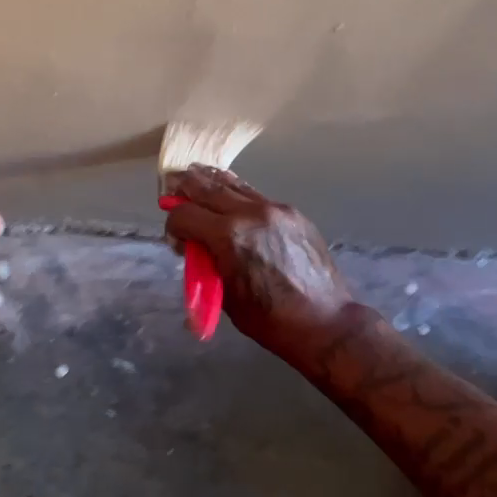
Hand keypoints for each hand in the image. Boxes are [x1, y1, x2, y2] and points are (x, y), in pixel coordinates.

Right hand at [162, 167, 353, 349]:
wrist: (324, 321)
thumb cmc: (269, 318)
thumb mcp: (224, 293)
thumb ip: (207, 261)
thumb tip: (196, 245)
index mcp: (228, 237)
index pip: (184, 215)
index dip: (173, 225)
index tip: (175, 238)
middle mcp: (250, 214)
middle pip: (207, 188)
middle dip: (185, 186)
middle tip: (172, 184)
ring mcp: (275, 209)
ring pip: (234, 185)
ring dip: (211, 181)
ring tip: (196, 175)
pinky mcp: (292, 213)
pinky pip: (256, 196)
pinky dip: (238, 194)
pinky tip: (230, 196)